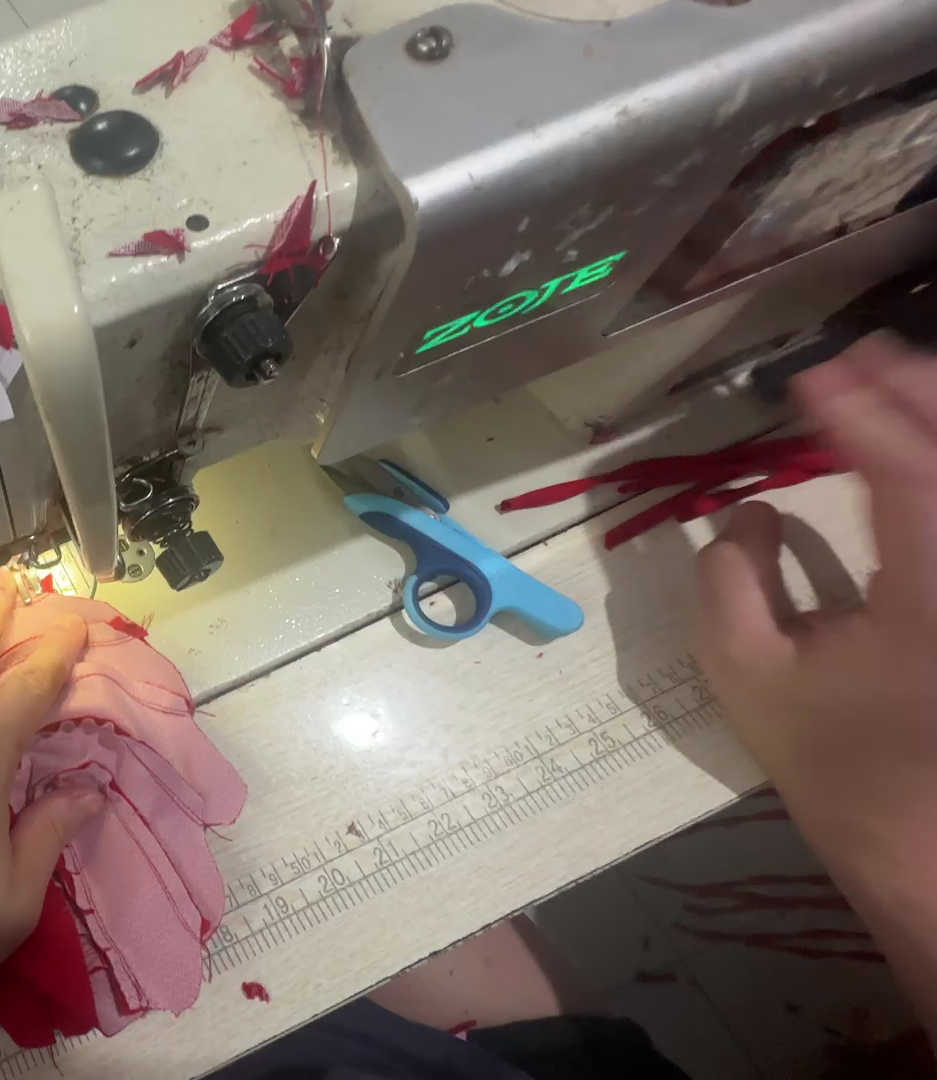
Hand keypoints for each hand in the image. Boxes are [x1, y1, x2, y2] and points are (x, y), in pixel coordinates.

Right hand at [694, 333, 936, 1015]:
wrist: (928, 836)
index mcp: (930, 591)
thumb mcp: (741, 668)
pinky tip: (917, 457)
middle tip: (857, 358)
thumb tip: (741, 513)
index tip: (809, 375)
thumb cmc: (826, 754)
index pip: (904, 474)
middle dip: (917, 398)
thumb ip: (729, 580)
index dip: (855, 416)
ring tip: (894, 385)